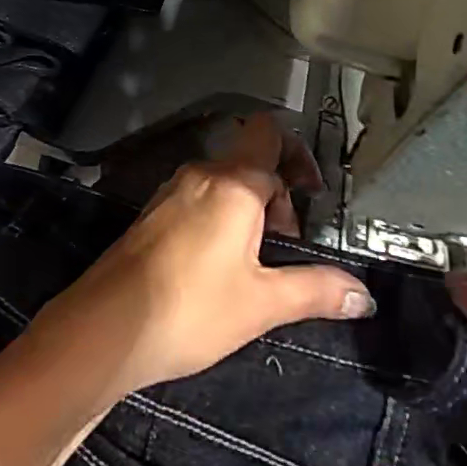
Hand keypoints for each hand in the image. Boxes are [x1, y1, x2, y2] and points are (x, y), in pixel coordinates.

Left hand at [28, 112, 375, 395]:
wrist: (102, 330)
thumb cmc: (190, 309)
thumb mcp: (262, 304)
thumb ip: (316, 291)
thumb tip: (364, 296)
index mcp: (233, 183)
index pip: (271, 134)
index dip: (299, 154)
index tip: (313, 194)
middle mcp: (201, 176)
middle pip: (251, 162)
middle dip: (278, 196)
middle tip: (286, 244)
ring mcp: (172, 193)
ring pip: (224, 182)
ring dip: (249, 209)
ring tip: (256, 260)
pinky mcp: (153, 216)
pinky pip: (199, 199)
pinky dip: (221, 217)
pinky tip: (219, 266)